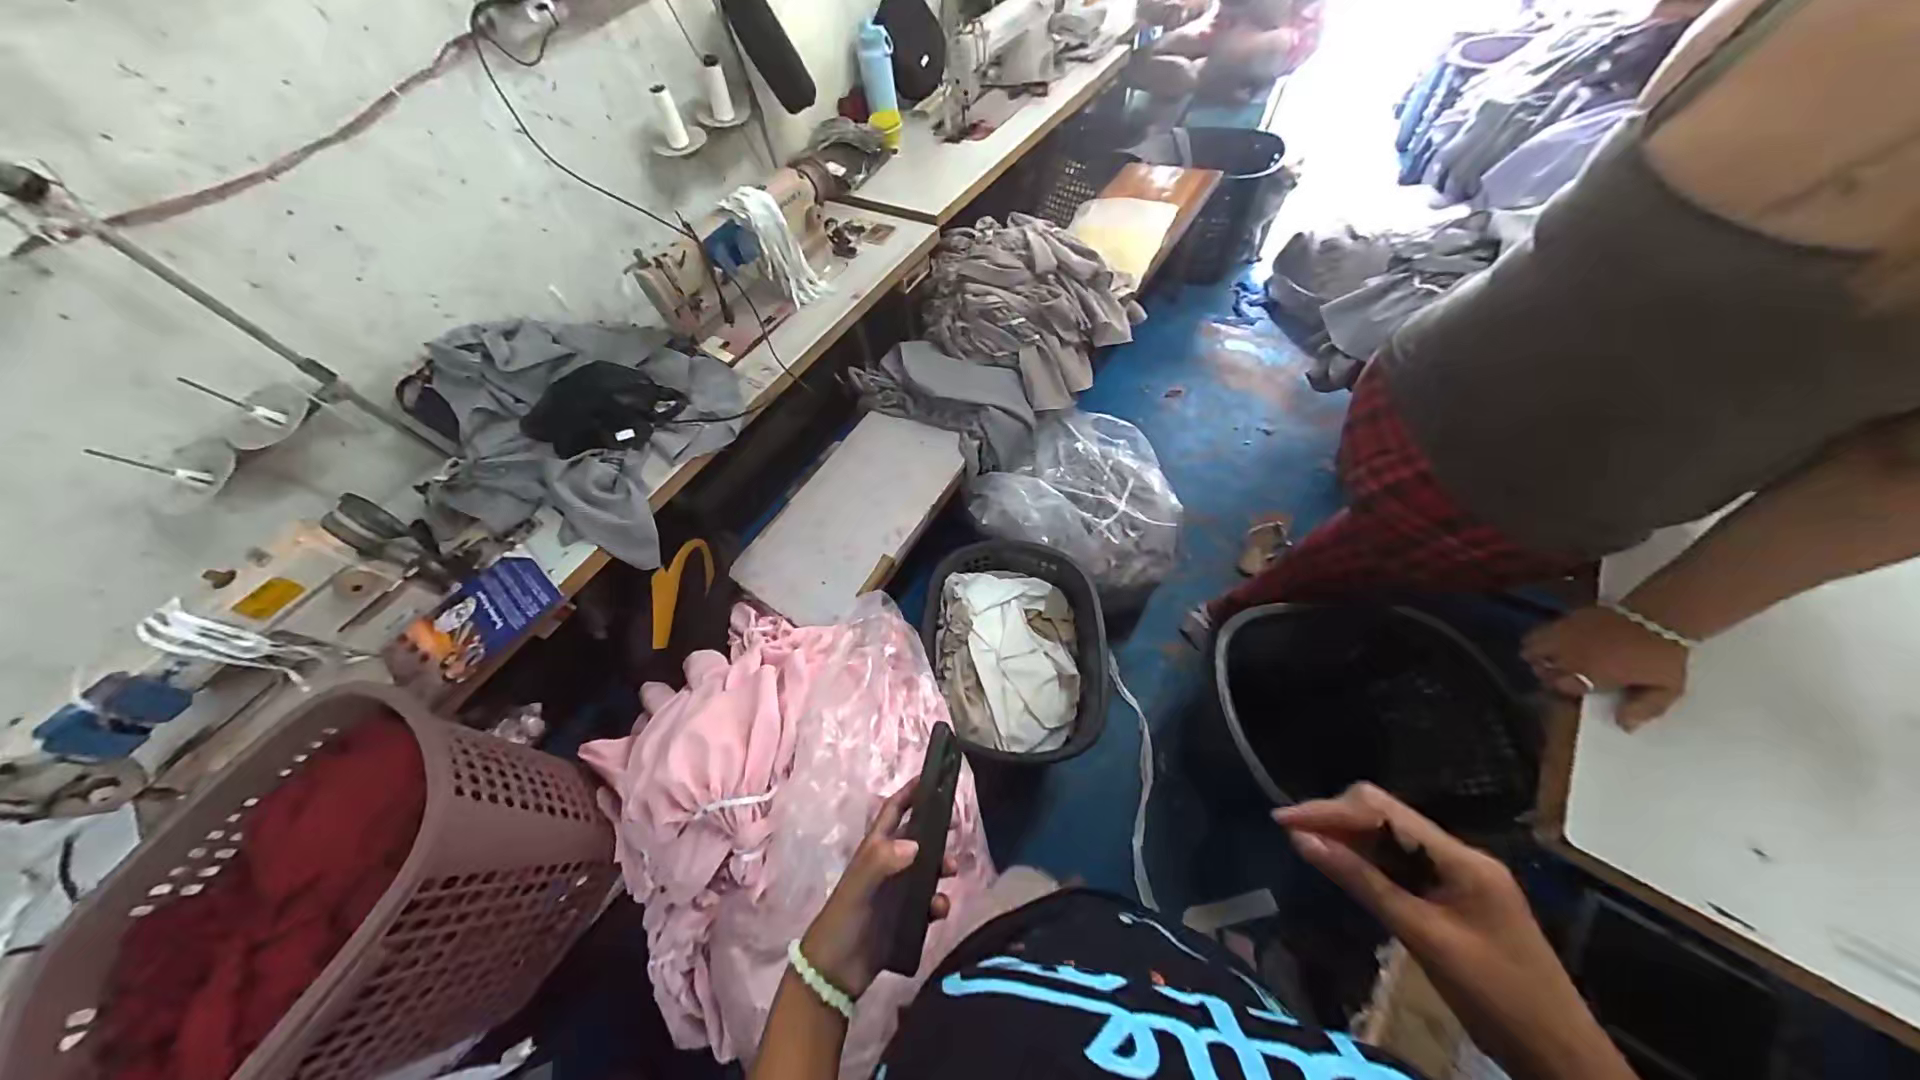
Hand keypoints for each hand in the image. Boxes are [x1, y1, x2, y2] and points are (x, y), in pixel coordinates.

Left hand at [798, 781, 955, 998]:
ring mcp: (897, 892)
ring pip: (926, 869)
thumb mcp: (859, 887)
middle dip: (935, 830)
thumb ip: (881, 863)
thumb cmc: (843, 921)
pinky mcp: (905, 917)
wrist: (835, 973)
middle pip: (916, 838)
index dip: (908, 794)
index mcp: (874, 852)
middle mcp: (888, 866)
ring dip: (941, 866)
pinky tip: (941, 908)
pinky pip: (928, 902)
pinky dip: (938, 902)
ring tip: (952, 870)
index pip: (893, 813)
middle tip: (957, 825)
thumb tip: (915, 843)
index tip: (929, 778)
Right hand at [1276, 785, 1636, 1079]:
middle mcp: (1458, 856)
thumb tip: (1302, 840)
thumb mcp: (1423, 938)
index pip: (1382, 811)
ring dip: (1347, 838)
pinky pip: (1400, 863)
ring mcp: (1457, 875)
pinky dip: (1366, 861)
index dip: (1328, 811)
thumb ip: (1363, 883)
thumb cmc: (1499, 1000)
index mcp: (1460, 859)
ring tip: (1305, 847)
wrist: (1565, 1061)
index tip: (1283, 821)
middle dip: (1334, 818)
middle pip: (1384, 815)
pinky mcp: (1453, 896)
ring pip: (1389, 837)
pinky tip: (1343, 870)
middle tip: (1291, 835)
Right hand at [1522, 606, 1687, 729]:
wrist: (1658, 618)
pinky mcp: (1561, 622)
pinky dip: (1536, 641)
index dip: (1564, 689)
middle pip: (1542, 670)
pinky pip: (1536, 634)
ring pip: (1531, 651)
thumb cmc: (1661, 656)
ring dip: (1537, 658)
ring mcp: (1562, 637)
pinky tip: (1548, 644)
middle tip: (1560, 676)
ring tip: (1549, 660)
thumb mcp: (1666, 688)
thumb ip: (1644, 708)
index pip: (1560, 686)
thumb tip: (1624, 727)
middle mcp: (1570, 657)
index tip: (1574, 689)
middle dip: (1548, 675)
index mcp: (1591, 675)